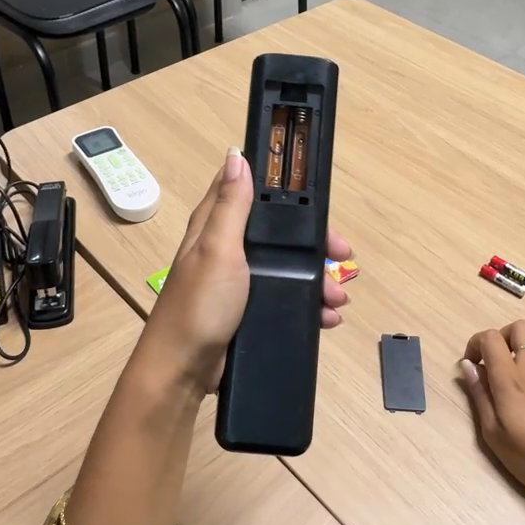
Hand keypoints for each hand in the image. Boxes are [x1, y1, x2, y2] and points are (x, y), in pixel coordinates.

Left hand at [138, 147, 351, 393]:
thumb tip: (236, 154)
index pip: (248, 188)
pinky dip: (307, 303)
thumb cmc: (201, 304)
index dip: (282, 185)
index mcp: (215, 224)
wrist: (183, 369)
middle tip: (342, 255)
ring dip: (316, 277)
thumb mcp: (218, 248)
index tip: (316, 194)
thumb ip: (231, 205)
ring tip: (338, 299)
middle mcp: (226, 247)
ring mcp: (238, 280)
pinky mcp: (246, 309)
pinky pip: (285, 297)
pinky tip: (326, 317)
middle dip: (314, 242)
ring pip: (286, 266)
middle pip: (279, 232)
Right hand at [458, 320, 524, 499]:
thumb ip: (479, 395)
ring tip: (523, 364)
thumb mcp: (492, 432)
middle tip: (496, 360)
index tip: (472, 365)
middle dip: (504, 336)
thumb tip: (468, 366)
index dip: (476, 343)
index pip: (491, 338)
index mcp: (510, 379)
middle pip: (521, 328)